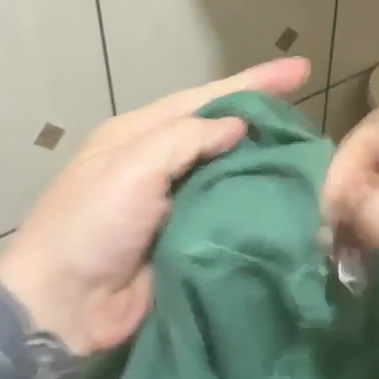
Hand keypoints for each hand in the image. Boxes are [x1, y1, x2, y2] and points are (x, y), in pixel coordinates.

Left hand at [0, 57, 311, 354]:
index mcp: (136, 136)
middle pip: (219, 133)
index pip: (202, 99)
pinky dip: (256, 207)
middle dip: (263, 121)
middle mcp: (156, 165)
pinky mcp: (186, 243)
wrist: (65, 307)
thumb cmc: (90, 228)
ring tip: (312, 157)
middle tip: (312, 117)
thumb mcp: (130, 169)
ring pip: (228, 174)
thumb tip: (237, 125)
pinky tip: (288, 202)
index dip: (252, 83)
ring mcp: (172, 206)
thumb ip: (184, 140)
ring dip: (264, 164)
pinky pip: (227, 216)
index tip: (300, 70)